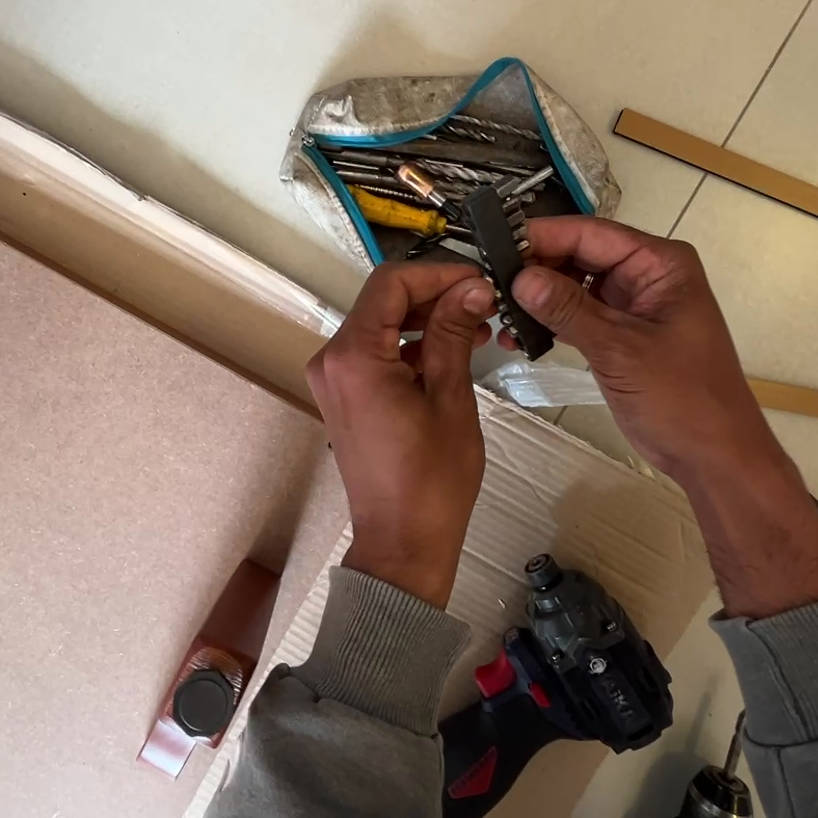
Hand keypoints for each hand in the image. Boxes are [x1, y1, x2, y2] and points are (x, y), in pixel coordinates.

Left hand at [308, 263, 497, 608]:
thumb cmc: (432, 480)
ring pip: (381, 324)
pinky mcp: (344, 394)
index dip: (437, 273)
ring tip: (477, 327)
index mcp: (353, 356)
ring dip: (426, 320)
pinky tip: (452, 350)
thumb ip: (454, 334)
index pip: (390, 283)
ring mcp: (334, 378)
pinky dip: (411, 345)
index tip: (478, 281)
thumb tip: (473, 287)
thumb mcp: (450, 398)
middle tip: (484, 303)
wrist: (402, 543)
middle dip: (435, 295)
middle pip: (383, 301)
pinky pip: (376, 352)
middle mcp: (332, 359)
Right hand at [496, 216, 777, 479]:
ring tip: (498, 314)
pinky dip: (548, 321)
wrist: (711, 456)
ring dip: (536, 298)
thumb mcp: (620, 349)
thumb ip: (568, 310)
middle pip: (577, 255)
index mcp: (658, 263)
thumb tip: (519, 278)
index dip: (542, 237)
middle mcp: (644, 274)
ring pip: (571, 284)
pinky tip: (518, 336)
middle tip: (490, 286)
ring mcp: (630, 304)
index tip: (495, 247)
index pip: (590, 234)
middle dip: (535, 269)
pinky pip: (574, 313)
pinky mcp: (617, 332)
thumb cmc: (682, 398)